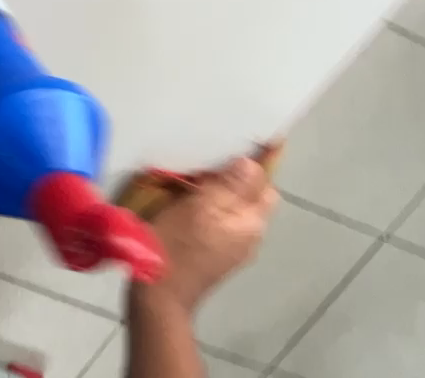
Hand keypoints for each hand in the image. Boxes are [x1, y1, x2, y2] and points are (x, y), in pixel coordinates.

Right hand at [136, 156, 278, 313]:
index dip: (264, 158)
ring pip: (233, 204)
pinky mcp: (211, 248)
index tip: (259, 131)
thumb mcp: (198, 209)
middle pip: (252, 194)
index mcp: (249, 223)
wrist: (158, 293)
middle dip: (237, 170)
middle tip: (212, 146)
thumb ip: (227, 187)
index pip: (266, 184)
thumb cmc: (176, 245)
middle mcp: (247, 234)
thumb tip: (252, 162)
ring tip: (194, 164)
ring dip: (220, 184)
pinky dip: (207, 198)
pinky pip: (217, 215)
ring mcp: (229, 244)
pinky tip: (183, 192)